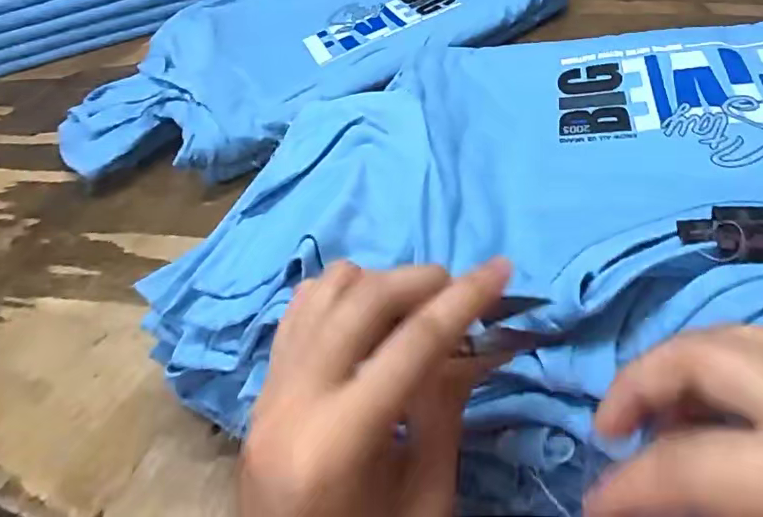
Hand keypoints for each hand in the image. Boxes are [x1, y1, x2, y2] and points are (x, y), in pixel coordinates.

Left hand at [240, 258, 512, 516]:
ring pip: (329, 289)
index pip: (413, 344)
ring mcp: (270, 387)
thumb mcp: (424, 500)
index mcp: (337, 444)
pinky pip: (302, 305)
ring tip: (413, 307)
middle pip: (366, 299)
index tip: (501, 268)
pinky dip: (340, 293)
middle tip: (459, 290)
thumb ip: (444, 410)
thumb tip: (470, 338)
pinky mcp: (261, 383)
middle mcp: (293, 400)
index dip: (464, 299)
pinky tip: (367, 317)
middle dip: (422, 280)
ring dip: (379, 282)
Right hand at [586, 326, 762, 516]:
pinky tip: (711, 405)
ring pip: (742, 340)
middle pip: (708, 357)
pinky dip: (727, 365)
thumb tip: (632, 498)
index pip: (690, 462)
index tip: (592, 504)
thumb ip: (699, 512)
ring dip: (684, 363)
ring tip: (655, 407)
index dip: (628, 486)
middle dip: (643, 382)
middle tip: (609, 427)